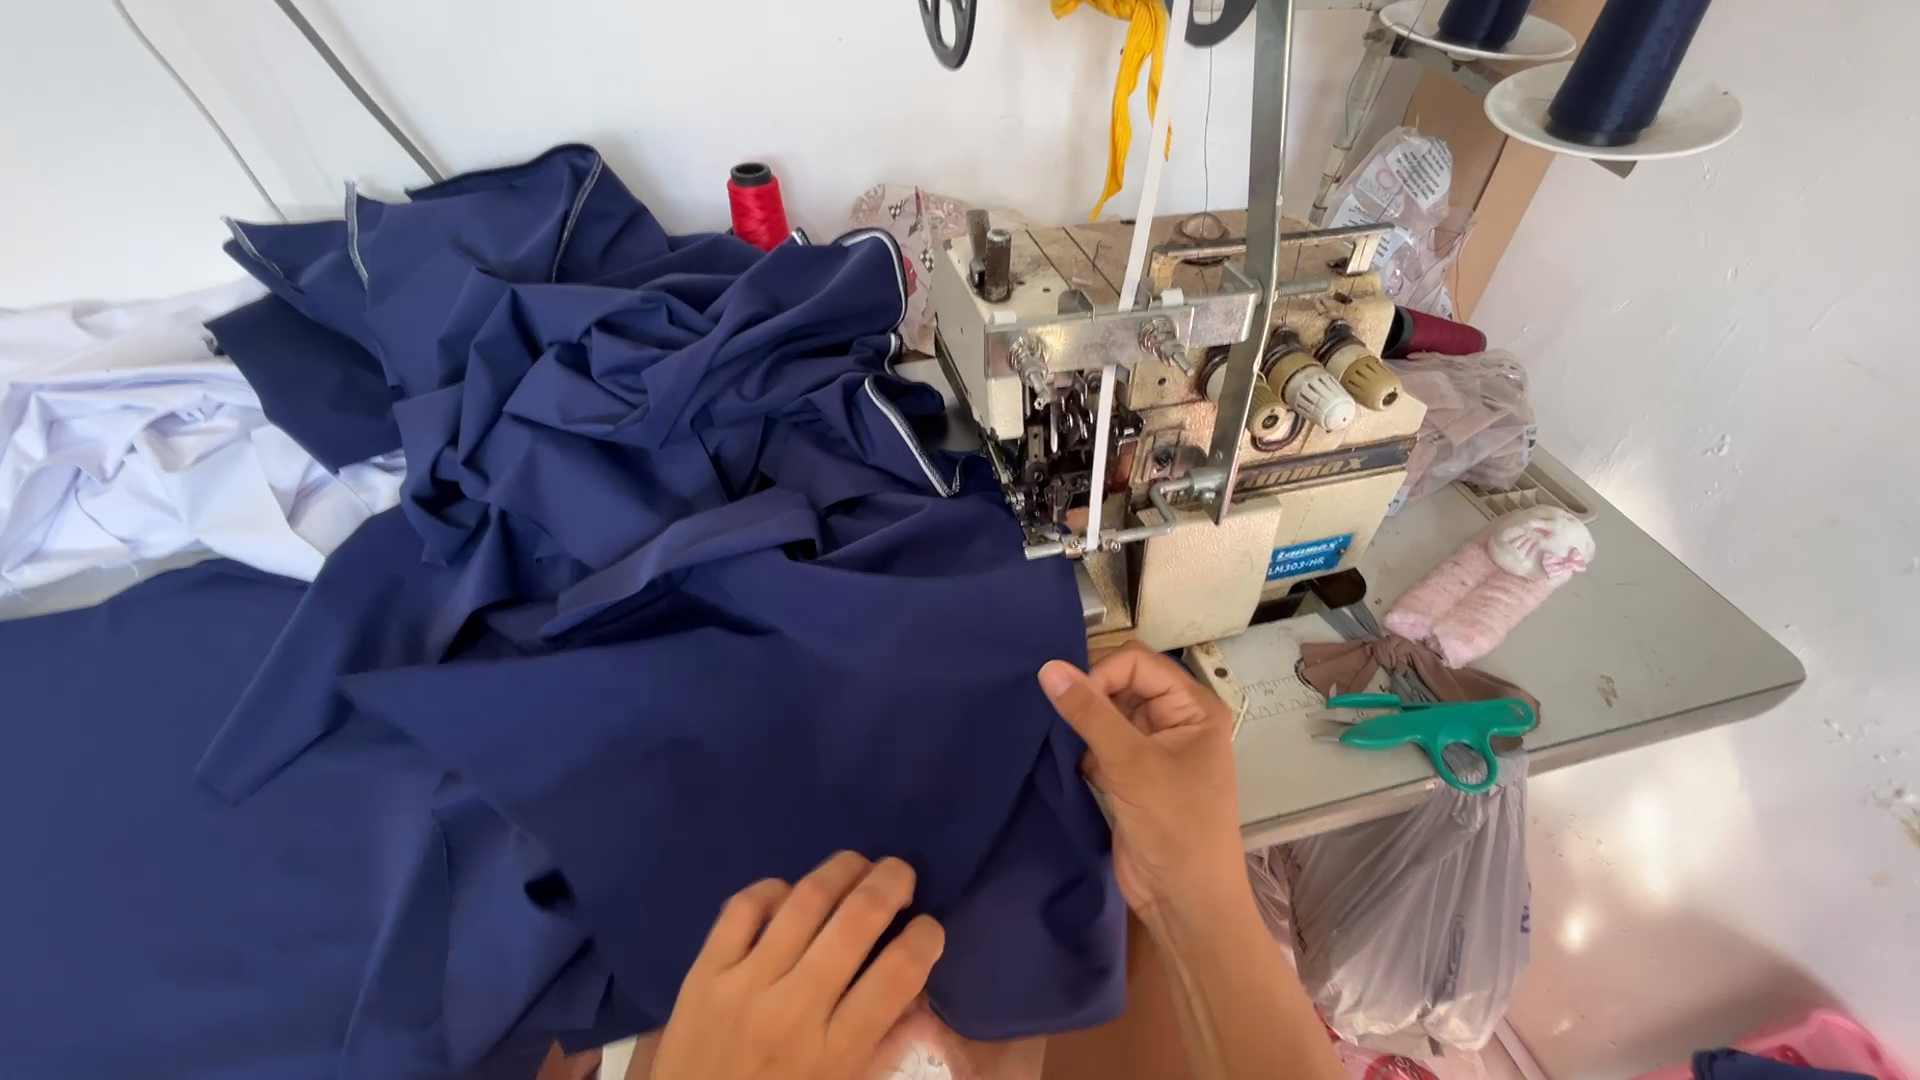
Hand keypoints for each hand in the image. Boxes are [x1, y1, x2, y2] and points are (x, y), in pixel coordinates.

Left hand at [652, 852, 945, 1079]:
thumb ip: (885, 1043)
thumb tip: (921, 987)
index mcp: (836, 1054)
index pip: (898, 973)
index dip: (926, 936)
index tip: (928, 927)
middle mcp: (794, 1012)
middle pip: (856, 919)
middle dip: (891, 881)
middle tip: (902, 874)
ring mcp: (744, 986)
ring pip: (805, 899)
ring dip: (843, 869)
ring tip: (858, 866)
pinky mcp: (704, 972)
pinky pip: (744, 906)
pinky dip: (774, 887)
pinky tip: (791, 893)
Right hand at [1038, 642, 1242, 915]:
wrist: (1185, 904)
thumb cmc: (1175, 827)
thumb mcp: (1132, 765)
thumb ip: (1089, 714)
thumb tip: (1047, 668)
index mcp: (1194, 707)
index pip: (1137, 663)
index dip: (1101, 673)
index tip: (1070, 700)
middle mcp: (1175, 719)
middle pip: (1121, 683)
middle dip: (1088, 693)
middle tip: (1051, 706)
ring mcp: (1152, 747)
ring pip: (1106, 713)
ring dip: (1080, 720)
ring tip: (1049, 727)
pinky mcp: (1130, 774)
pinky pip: (1098, 742)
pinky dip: (1078, 745)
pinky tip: (1057, 752)